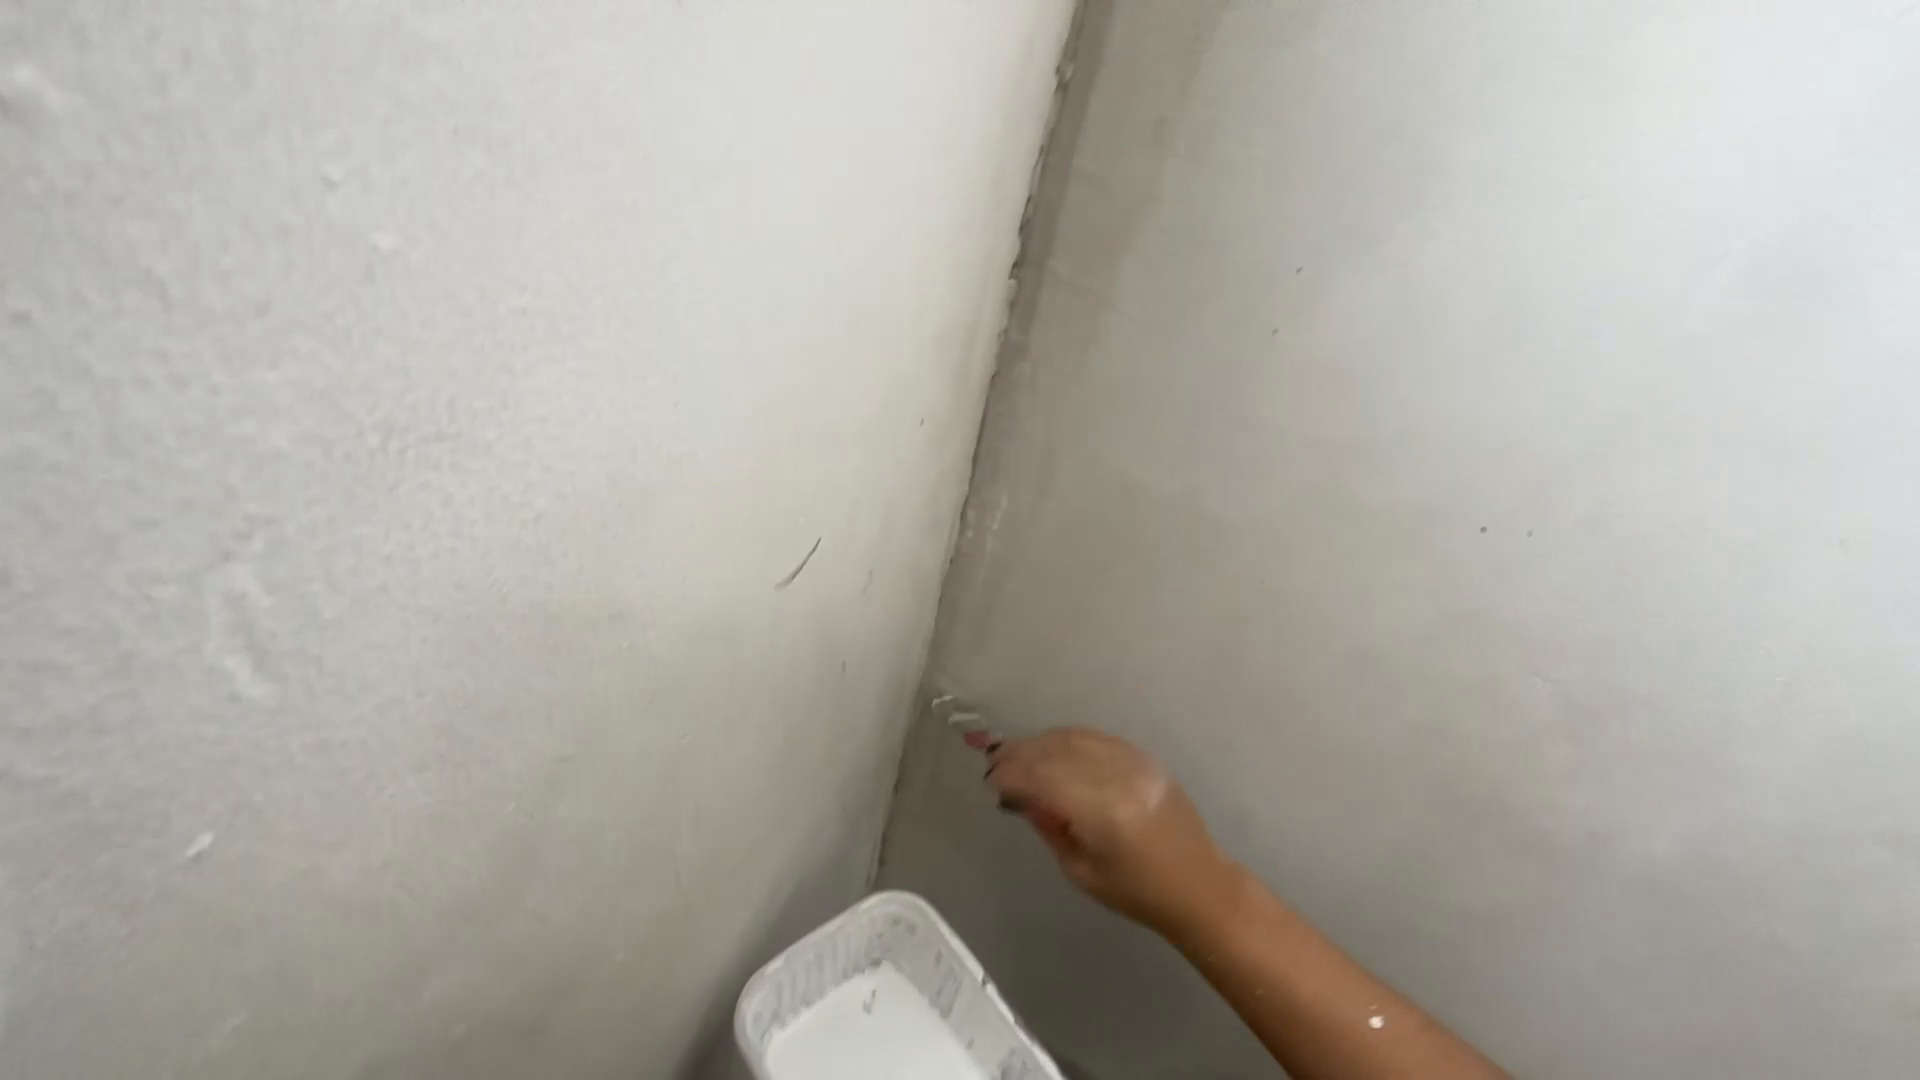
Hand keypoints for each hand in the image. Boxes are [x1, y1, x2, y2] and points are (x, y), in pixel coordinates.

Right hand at [985, 727, 1239, 932]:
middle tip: (994, 763)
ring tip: (1017, 754)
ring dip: (1040, 742)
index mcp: (1102, 812)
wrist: (1198, 885)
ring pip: (1073, 737)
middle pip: (1055, 750)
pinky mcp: (1144, 757)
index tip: (990, 782)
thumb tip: (1019, 794)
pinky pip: (1095, 737)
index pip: (1043, 777)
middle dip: (1019, 753)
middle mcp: (1118, 777)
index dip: (1010, 774)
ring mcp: (1134, 761)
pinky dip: (1067, 739)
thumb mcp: (1079, 870)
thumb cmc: (1136, 892)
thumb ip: (1048, 826)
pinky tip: (1051, 750)